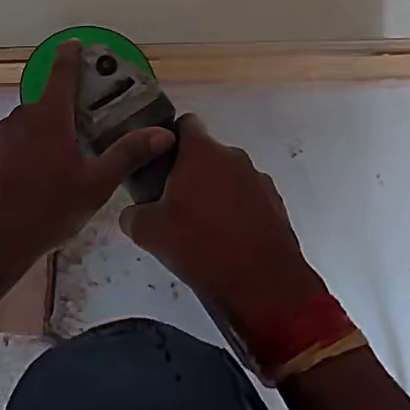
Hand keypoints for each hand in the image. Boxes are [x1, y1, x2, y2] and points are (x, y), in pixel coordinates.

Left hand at [0, 39, 175, 265]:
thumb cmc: (48, 207)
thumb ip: (128, 154)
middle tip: (97, 111)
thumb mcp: (96, 184)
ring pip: (37, 118)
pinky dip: (39, 138)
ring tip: (79, 144)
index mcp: (48, 116)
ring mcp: (6, 133)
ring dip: (55, 122)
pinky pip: (24, 134)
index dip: (71, 56)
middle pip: (51, 97)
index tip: (77, 44)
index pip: (62, 73)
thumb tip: (163, 134)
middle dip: (72, 99)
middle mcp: (24, 116)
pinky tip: (52, 164)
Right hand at [118, 114, 329, 330]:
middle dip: (189, 172)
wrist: (263, 286)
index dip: (168, 138)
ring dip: (214, 192)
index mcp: (201, 152)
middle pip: (206, 154)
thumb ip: (133, 214)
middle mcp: (234, 157)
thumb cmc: (200, 246)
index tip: (157, 161)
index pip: (184, 123)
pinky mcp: (276, 206)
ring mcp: (259, 181)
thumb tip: (132, 214)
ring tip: (201, 226)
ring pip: (228, 177)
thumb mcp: (148, 232)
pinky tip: (226, 240)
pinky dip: (235, 211)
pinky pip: (247, 199)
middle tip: (171, 201)